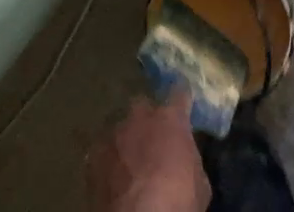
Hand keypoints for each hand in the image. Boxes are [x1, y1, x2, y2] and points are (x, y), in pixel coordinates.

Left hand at [89, 90, 210, 211]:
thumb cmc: (178, 200)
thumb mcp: (200, 181)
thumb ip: (189, 157)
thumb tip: (184, 157)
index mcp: (170, 118)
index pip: (179, 93)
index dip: (182, 99)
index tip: (184, 104)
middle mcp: (139, 117)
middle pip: (143, 105)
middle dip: (148, 118)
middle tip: (154, 138)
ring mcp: (113, 134)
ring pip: (120, 127)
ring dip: (126, 139)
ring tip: (131, 160)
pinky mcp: (93, 156)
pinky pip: (104, 150)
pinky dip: (110, 159)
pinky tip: (114, 175)